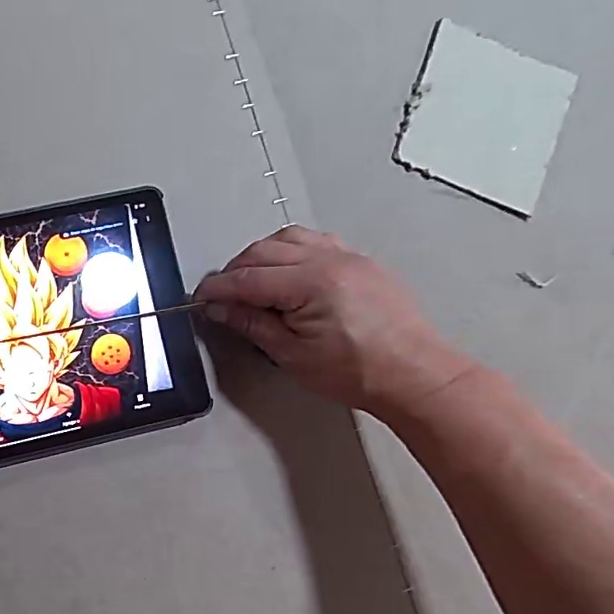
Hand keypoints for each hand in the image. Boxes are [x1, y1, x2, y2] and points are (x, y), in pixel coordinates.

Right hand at [194, 226, 476, 417]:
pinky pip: (314, 241)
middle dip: (233, 272)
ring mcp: (348, 258)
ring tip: (248, 282)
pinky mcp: (359, 263)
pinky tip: (283, 271)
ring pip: (287, 238)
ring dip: (260, 256)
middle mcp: (330, 261)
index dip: (216, 289)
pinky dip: (289, 250)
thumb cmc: (361, 371)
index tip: (200, 299)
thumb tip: (221, 309)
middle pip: (262, 252)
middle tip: (220, 298)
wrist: (413, 375)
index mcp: (311, 283)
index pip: (246, 278)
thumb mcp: (291, 353)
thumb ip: (251, 324)